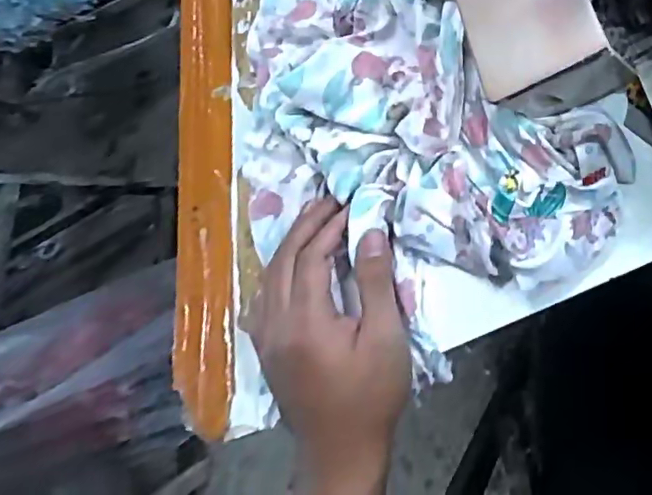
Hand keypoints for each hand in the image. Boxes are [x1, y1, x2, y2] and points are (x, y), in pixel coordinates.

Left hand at [250, 197, 408, 494]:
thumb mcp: (385, 335)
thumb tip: (371, 231)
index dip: (332, 226)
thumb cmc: (372, 392)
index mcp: (304, 323)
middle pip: (283, 261)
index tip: (356, 202)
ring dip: (292, 243)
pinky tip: (295, 263)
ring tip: (316, 218)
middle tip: (333, 198)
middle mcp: (276, 327)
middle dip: (307, 225)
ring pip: (270, 277)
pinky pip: (266, 297)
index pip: (310, 257)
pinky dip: (281, 269)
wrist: (343, 452)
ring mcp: (267, 340)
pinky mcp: (269, 350)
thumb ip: (376, 281)